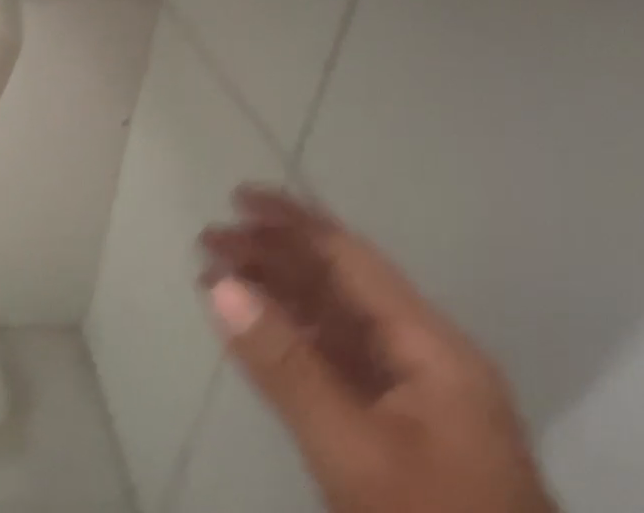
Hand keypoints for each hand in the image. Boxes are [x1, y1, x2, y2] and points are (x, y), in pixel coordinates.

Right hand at [200, 187, 556, 512]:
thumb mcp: (353, 446)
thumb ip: (286, 365)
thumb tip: (220, 285)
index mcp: (433, 350)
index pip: (353, 261)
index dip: (294, 223)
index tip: (238, 197)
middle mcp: (427, 360)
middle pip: (342, 286)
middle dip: (275, 256)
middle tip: (209, 239)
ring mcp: (416, 397)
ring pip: (336, 322)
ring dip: (278, 294)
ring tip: (217, 276)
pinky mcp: (398, 429)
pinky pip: (336, 360)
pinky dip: (291, 337)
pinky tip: (257, 331)